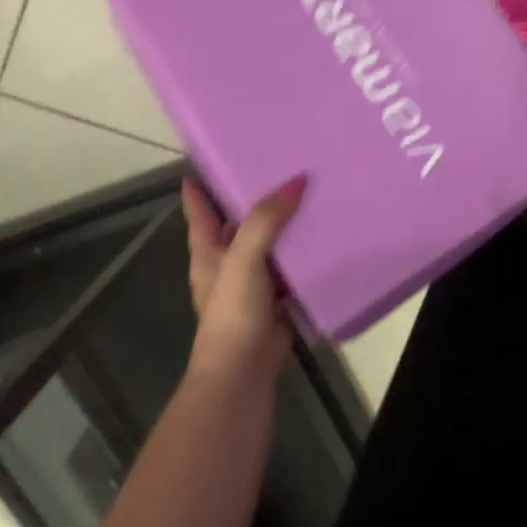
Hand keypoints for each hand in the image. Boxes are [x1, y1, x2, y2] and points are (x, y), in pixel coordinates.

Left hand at [180, 175, 305, 381]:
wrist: (244, 367)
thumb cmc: (231, 310)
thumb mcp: (243, 257)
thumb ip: (266, 219)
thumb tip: (297, 180)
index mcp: (208, 252)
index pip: (200, 211)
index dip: (201, 187)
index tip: (211, 158)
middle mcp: (228, 262)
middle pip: (239, 223)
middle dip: (255, 199)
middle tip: (282, 167)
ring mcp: (254, 281)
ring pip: (270, 243)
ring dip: (286, 223)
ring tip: (312, 192)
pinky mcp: (278, 296)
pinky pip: (292, 265)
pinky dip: (305, 250)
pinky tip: (326, 233)